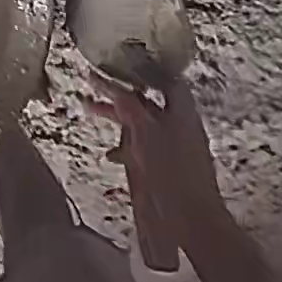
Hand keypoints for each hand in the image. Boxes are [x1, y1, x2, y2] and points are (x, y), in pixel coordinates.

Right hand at [83, 74, 223, 226]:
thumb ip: (127, 105)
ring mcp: (173, 147)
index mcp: (181, 112)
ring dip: (117, 116)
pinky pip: (141, 146)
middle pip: (147, 101)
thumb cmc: (170, 171)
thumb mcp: (143, 131)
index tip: (116, 64)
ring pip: (141, 122)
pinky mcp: (166, 166)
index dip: (140, 70)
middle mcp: (179, 126)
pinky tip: (110, 152)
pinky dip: (123, 143)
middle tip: (94, 86)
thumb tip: (111, 84)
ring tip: (91, 111)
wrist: (190, 218)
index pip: (162, 80)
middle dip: (120, 93)